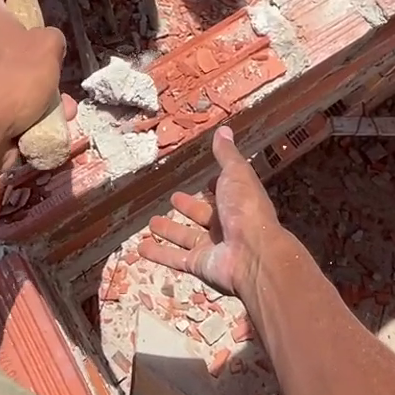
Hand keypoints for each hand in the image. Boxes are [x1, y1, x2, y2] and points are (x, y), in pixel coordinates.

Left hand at [0, 0, 67, 152]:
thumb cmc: (13, 79)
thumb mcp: (48, 47)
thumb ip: (53, 39)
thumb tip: (49, 45)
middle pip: (13, 45)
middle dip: (40, 57)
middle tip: (57, 66)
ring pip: (23, 82)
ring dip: (47, 93)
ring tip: (63, 107)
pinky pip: (21, 109)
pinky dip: (39, 116)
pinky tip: (54, 125)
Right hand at [140, 126, 287, 296]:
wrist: (253, 253)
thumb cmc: (246, 208)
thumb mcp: (236, 173)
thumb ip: (226, 154)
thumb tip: (224, 129)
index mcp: (236, 201)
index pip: (223, 193)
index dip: (214, 187)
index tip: (205, 182)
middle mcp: (225, 224)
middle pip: (202, 215)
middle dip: (189, 207)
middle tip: (173, 199)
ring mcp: (212, 247)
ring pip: (185, 236)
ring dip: (169, 230)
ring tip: (152, 222)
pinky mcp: (199, 264)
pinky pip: (174, 257)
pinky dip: (158, 253)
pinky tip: (141, 248)